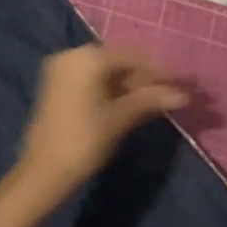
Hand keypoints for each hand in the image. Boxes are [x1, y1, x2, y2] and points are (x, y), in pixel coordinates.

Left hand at [17, 45, 187, 196]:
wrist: (43, 172)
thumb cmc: (84, 141)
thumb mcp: (119, 119)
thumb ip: (150, 100)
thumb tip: (182, 94)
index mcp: (87, 57)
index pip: (131, 56)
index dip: (156, 70)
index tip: (179, 84)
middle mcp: (72, 55)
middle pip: (116, 60)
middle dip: (142, 77)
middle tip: (167, 94)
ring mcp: (61, 69)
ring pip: (103, 70)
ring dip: (127, 83)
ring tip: (152, 101)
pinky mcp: (56, 85)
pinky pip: (90, 78)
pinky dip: (109, 87)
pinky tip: (127, 102)